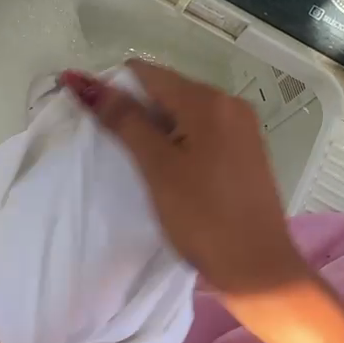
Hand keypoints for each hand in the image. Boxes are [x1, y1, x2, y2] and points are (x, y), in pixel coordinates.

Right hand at [62, 61, 311, 295]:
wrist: (258, 268)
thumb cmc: (204, 218)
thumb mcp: (158, 167)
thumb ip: (124, 120)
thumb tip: (84, 81)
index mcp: (209, 101)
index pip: (147, 74)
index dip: (112, 89)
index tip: (90, 120)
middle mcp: (230, 104)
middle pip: (167, 91)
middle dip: (134, 111)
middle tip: (109, 148)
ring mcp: (242, 128)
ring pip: (184, 113)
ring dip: (155, 130)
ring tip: (135, 164)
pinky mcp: (245, 152)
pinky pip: (202, 133)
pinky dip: (178, 143)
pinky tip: (165, 172)